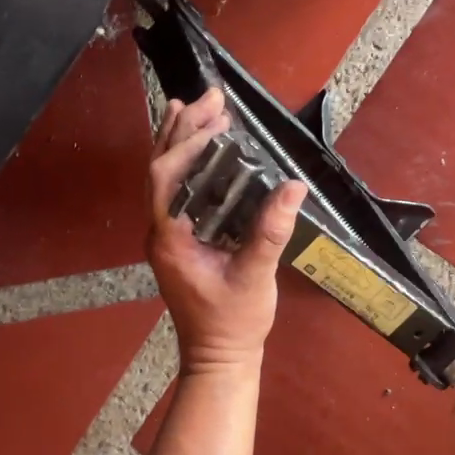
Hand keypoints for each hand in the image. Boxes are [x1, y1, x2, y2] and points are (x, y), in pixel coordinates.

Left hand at [146, 89, 308, 372]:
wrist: (218, 357)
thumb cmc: (234, 322)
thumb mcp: (256, 276)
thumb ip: (272, 231)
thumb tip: (294, 187)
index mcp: (169, 237)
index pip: (166, 175)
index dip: (187, 141)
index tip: (215, 117)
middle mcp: (160, 230)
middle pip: (161, 167)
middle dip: (184, 129)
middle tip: (211, 97)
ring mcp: (166, 235)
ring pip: (163, 177)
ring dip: (179, 141)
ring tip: (194, 105)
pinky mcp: (178, 239)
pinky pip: (174, 190)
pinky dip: (185, 163)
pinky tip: (199, 149)